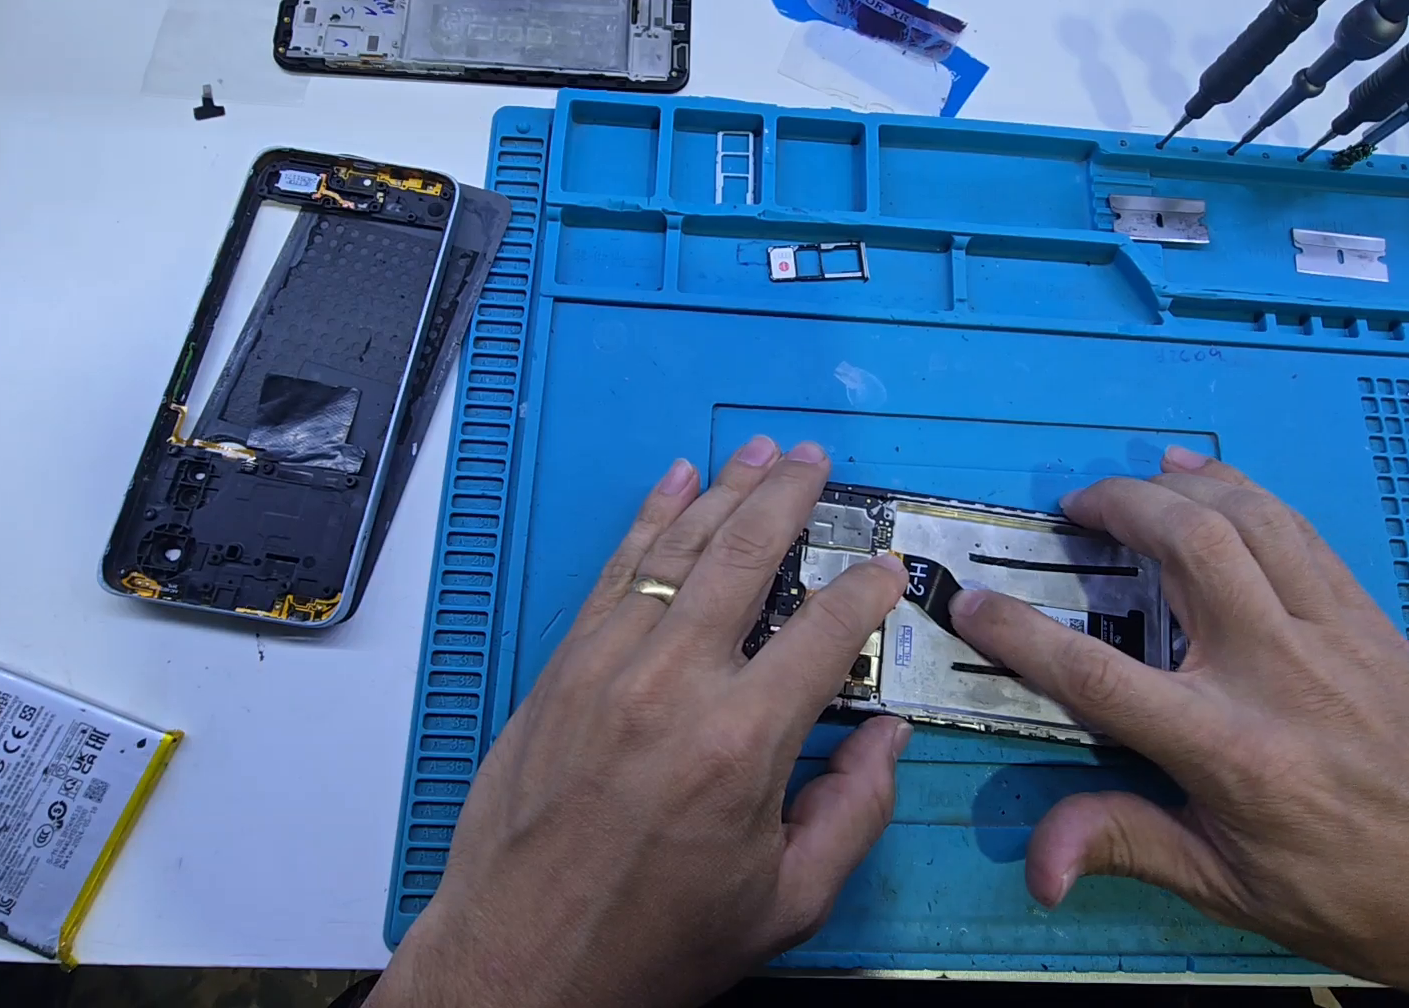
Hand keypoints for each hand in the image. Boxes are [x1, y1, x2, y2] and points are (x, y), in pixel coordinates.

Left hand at [374, 436, 910, 1007]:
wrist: (521, 959)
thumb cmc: (656, 940)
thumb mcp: (785, 902)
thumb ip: (855, 811)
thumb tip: (887, 735)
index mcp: (740, 743)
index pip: (824, 633)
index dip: (865, 591)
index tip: (884, 569)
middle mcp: (674, 683)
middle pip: (745, 558)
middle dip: (788, 498)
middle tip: (813, 460)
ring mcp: (610, 662)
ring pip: (678, 549)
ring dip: (724, 491)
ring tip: (758, 452)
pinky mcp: (566, 662)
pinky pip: (615, 570)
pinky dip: (648, 518)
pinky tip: (673, 482)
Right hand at [951, 448, 1408, 1007]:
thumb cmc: (1358, 896)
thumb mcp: (1229, 887)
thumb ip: (1124, 845)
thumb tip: (1035, 869)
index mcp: (1228, 749)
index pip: (1096, 676)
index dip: (1019, 634)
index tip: (969, 603)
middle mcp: (1277, 672)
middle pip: (1188, 548)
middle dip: (1116, 508)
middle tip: (1073, 511)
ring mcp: (1331, 633)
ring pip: (1249, 519)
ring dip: (1177, 486)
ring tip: (1131, 482)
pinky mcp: (1368, 617)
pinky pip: (1297, 529)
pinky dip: (1240, 489)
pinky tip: (1204, 474)